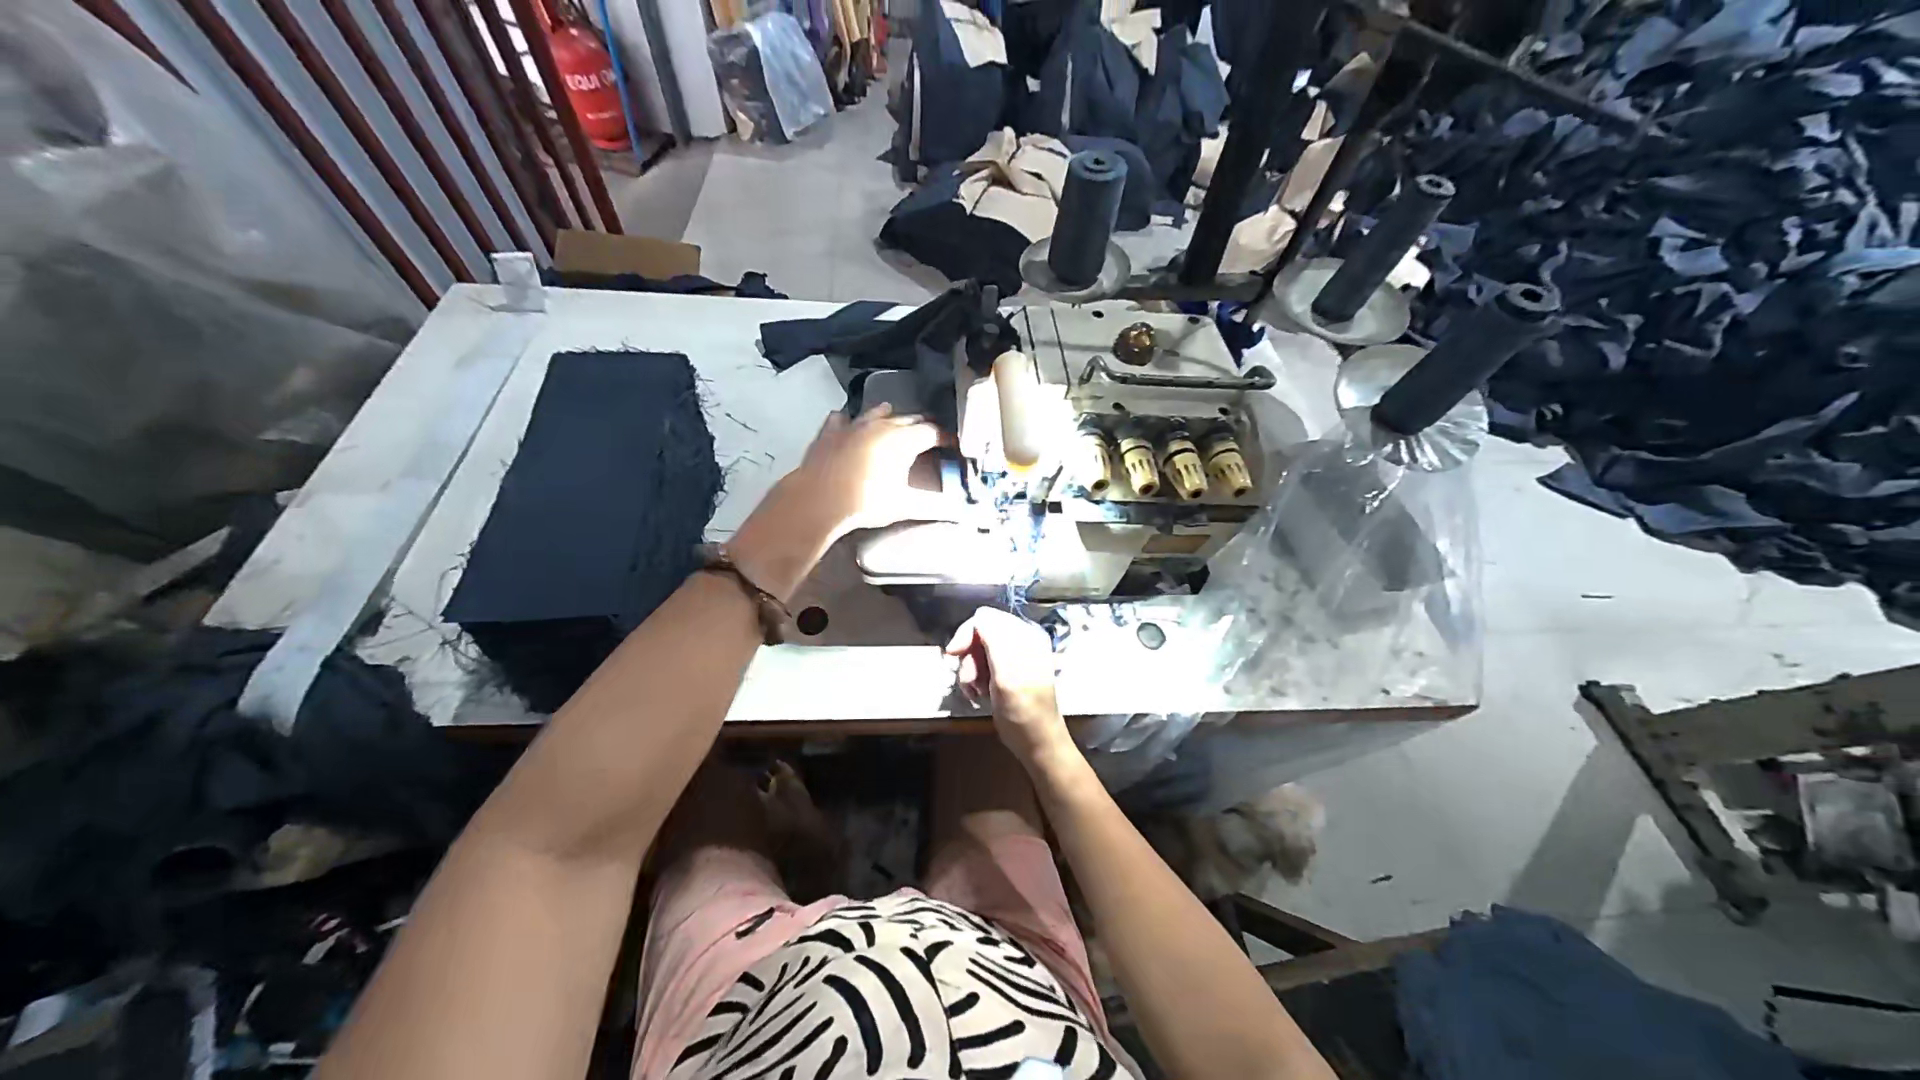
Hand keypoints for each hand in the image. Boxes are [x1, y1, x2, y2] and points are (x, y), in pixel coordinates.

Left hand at [795, 404, 954, 537]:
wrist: (817, 500)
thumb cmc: (865, 503)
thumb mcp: (902, 507)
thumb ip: (929, 505)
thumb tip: (954, 510)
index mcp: (903, 439)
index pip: (933, 432)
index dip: (946, 439)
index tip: (953, 446)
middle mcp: (881, 424)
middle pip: (909, 418)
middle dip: (921, 427)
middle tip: (929, 439)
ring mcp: (853, 424)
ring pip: (877, 412)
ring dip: (889, 417)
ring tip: (894, 422)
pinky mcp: (830, 431)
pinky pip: (843, 419)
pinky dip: (850, 422)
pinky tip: (849, 426)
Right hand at [944, 608, 1075, 770]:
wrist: (1036, 742)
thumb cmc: (1024, 712)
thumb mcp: (1007, 676)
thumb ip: (995, 641)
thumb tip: (979, 616)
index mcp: (1026, 636)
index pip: (986, 618)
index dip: (967, 634)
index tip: (954, 655)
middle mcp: (1021, 641)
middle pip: (979, 633)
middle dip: (969, 656)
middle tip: (969, 681)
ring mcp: (1014, 656)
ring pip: (977, 650)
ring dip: (970, 670)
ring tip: (976, 691)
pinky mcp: (1006, 671)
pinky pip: (982, 664)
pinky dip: (975, 678)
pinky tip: (978, 694)